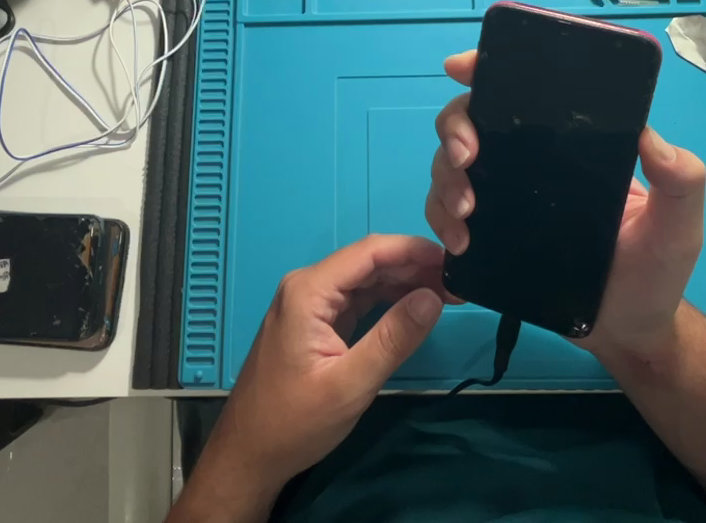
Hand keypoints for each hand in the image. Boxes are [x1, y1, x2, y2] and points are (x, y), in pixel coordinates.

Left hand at [188, 235, 447, 513]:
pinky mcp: (317, 321)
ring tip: (447, 293)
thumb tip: (433, 297)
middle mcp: (308, 286)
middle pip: (369, 262)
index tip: (451, 259)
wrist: (248, 455)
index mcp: (309, 290)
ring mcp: (312, 303)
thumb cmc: (294, 421)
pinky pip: (358, 300)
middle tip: (457, 283)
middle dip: (414, 267)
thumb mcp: (350, 384)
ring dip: (405, 283)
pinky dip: (389, 301)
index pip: (369, 252)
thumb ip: (393, 338)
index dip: (412, 250)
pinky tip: (416, 307)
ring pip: (366, 280)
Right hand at [423, 50, 705, 361]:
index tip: (460, 70)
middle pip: (470, 121)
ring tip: (465, 212)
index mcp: (568, 144)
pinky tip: (459, 241)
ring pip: (449, 164)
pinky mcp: (486, 234)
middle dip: (455, 129)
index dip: (485, 72)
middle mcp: (528, 161)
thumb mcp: (678, 226)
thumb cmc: (654, 274)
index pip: (521, 92)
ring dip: (445, 179)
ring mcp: (502, 197)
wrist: (627, 335)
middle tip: (467, 158)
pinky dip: (440, 220)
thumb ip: (682, 182)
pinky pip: (445, 213)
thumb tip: (651, 138)